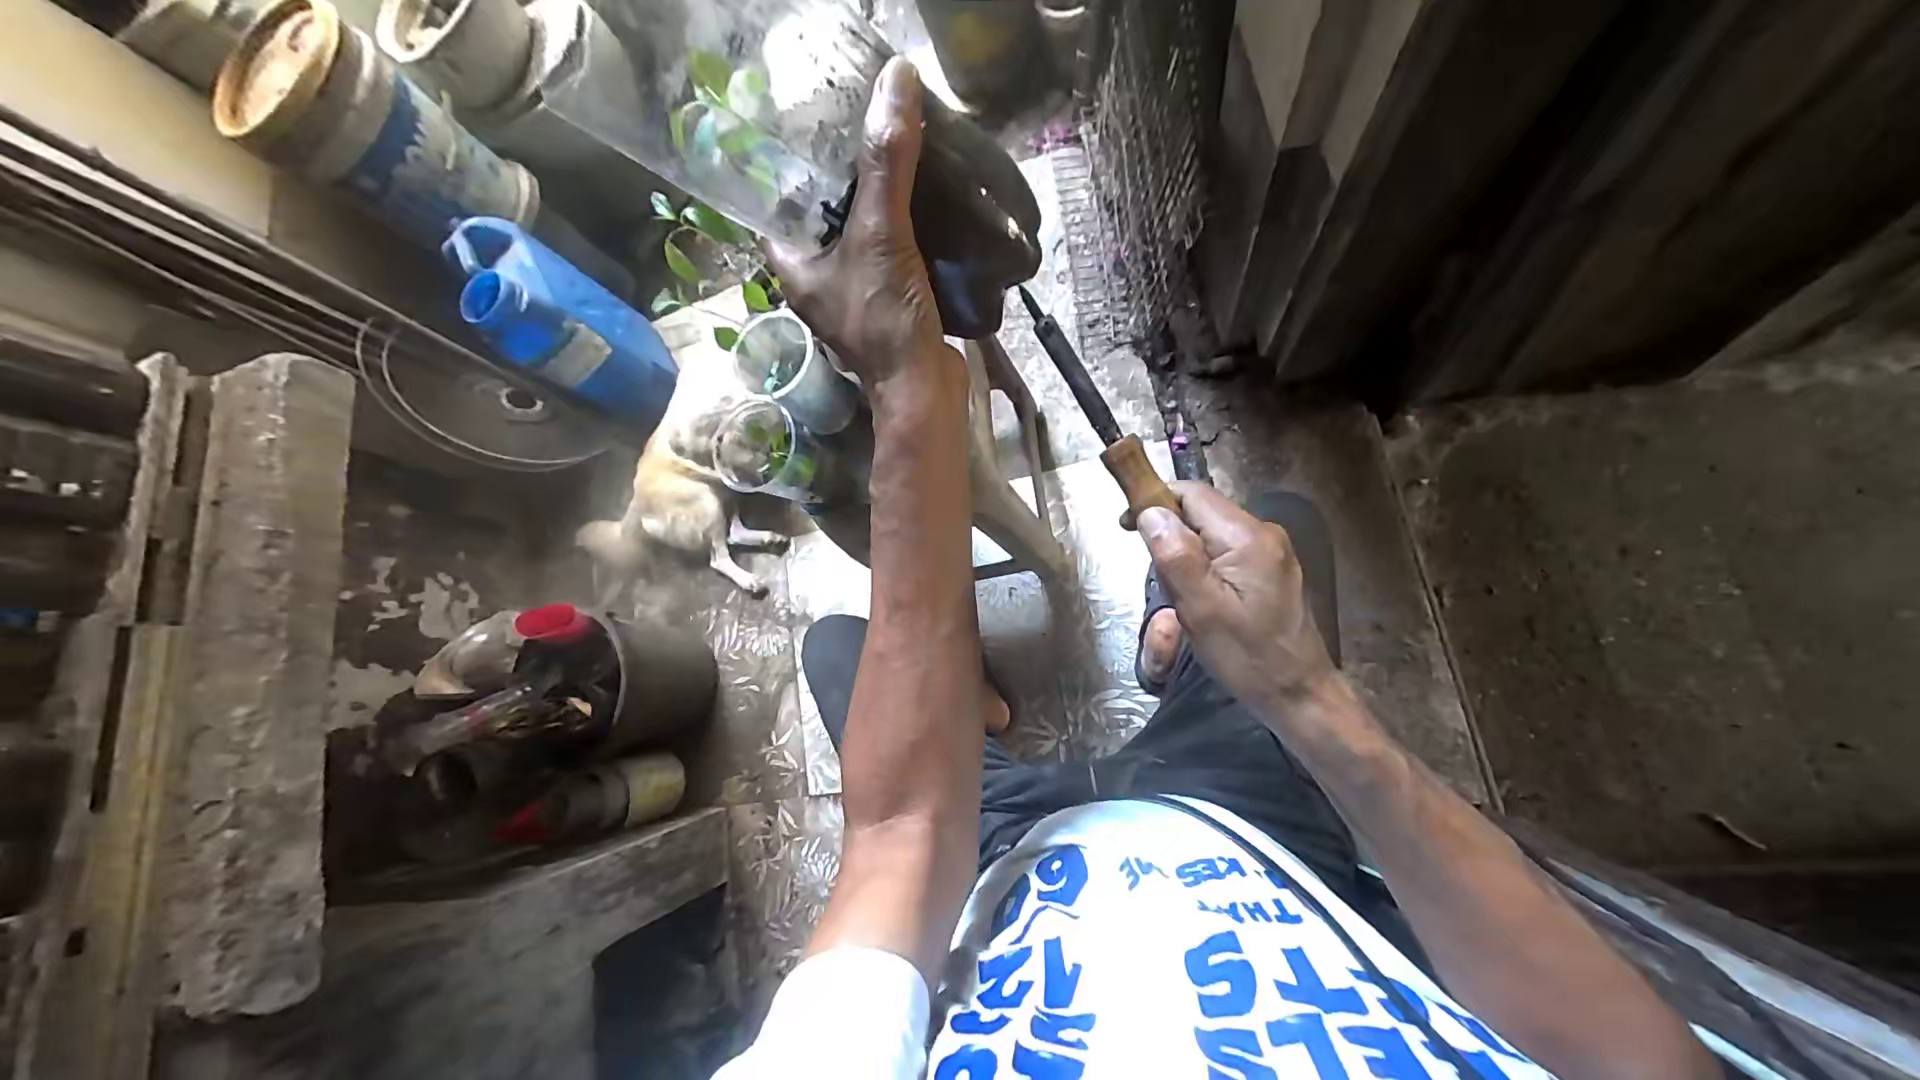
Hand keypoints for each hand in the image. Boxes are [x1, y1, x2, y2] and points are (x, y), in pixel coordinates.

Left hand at [765, 58, 949, 399]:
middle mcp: (817, 279)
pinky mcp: (889, 304)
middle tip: (869, 133)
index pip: (778, 201)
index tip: (819, 128)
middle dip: (845, 177)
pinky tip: (925, 202)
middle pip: (823, 213)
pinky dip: (905, 229)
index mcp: (793, 266)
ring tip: (901, 157)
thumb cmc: (887, 323)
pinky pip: (891, 253)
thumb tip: (897, 81)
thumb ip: (887, 165)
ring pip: (860, 233)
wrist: (925, 390)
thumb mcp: (881, 236)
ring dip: (880, 202)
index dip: (793, 162)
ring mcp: (854, 294)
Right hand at [1137, 482, 1339, 710]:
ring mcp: (1271, 550)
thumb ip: (1176, 557)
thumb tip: (1150, 513)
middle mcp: (1264, 532)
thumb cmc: (1248, 657)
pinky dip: (1202, 566)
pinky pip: (1224, 551)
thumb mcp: (1202, 610)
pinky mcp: (1270, 568)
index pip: (1192, 494)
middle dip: (1170, 535)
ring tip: (1179, 595)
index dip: (1154, 503)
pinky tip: (1201, 598)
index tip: (1127, 527)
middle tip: (1158, 577)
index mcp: (1247, 537)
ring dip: (1184, 554)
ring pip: (1210, 532)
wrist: (1300, 695)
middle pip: (1201, 511)